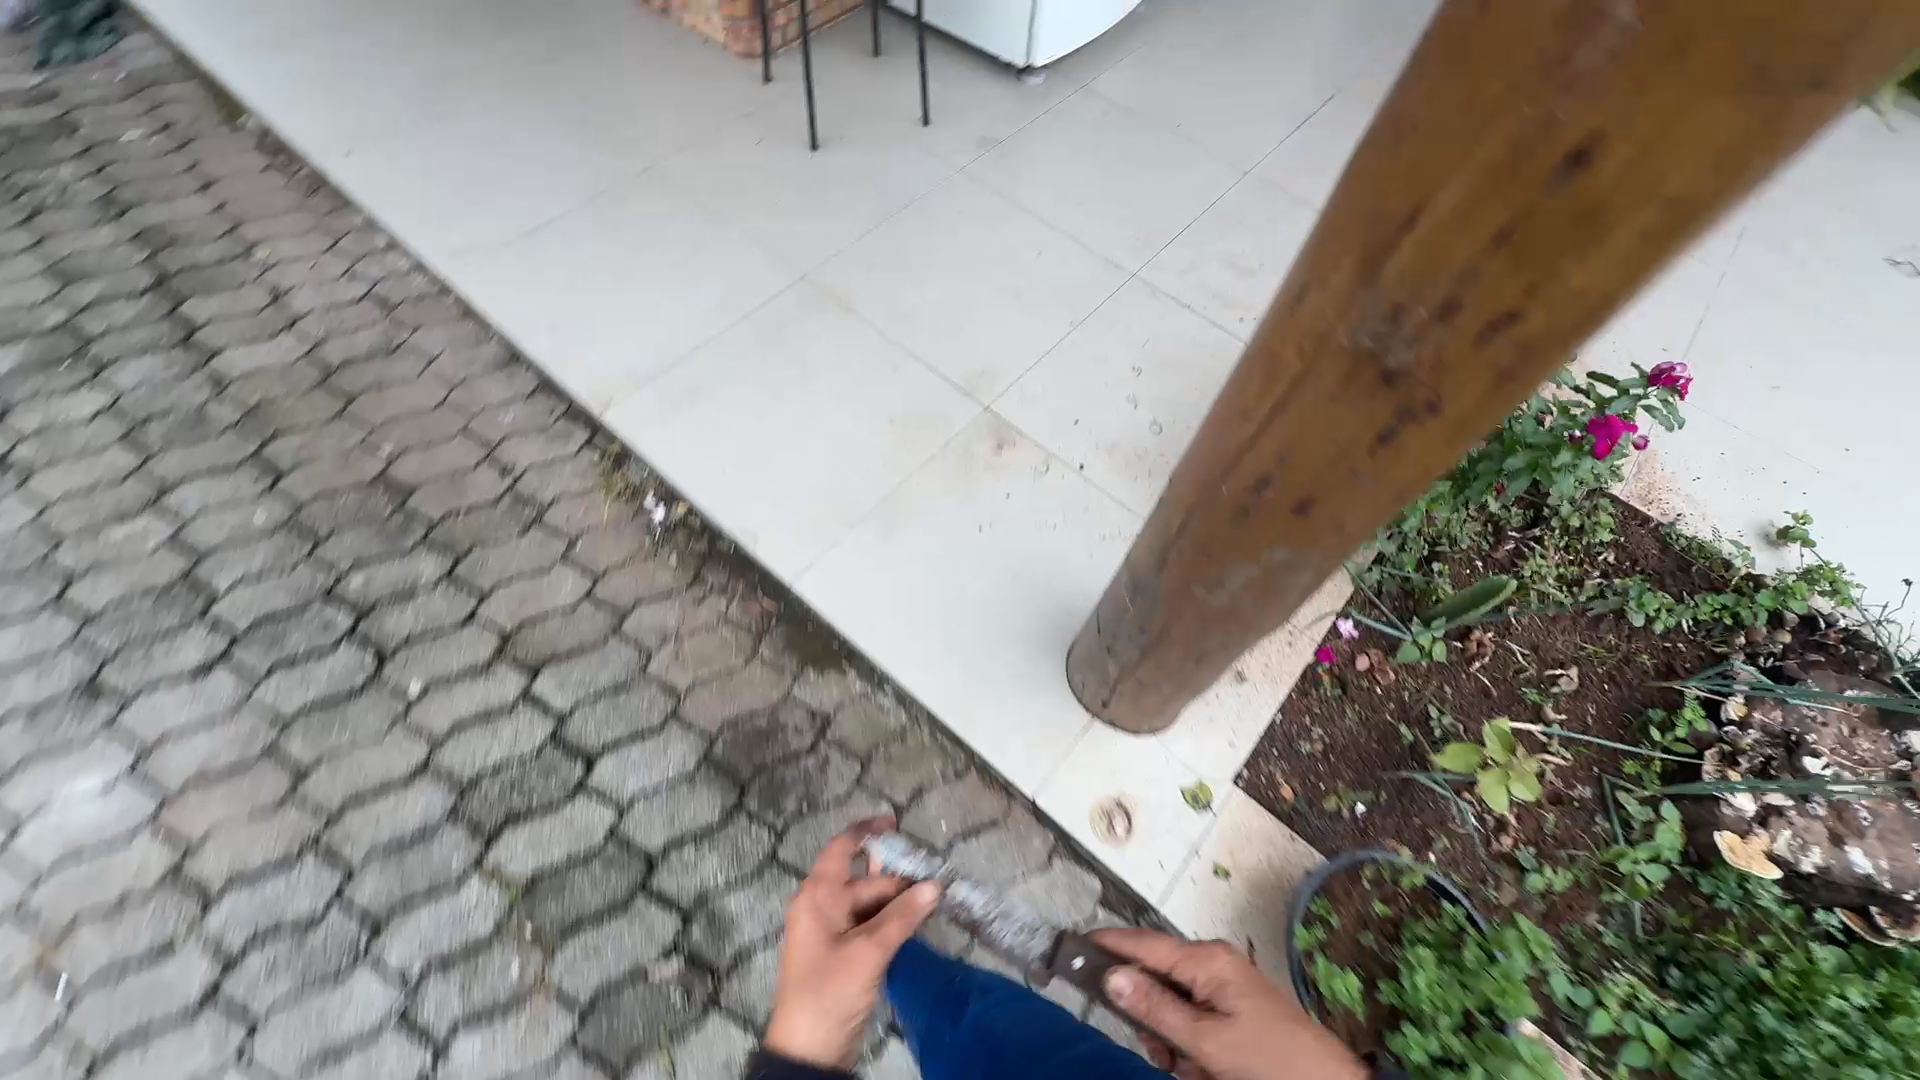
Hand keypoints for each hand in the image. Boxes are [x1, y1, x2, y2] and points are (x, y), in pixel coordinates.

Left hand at [764, 818, 940, 1069]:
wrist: (807, 1051)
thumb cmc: (830, 991)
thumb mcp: (869, 951)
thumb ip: (902, 915)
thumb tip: (935, 885)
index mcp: (817, 895)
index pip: (842, 848)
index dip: (867, 831)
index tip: (895, 822)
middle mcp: (820, 906)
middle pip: (864, 879)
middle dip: (897, 879)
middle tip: (935, 882)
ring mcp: (829, 931)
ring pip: (868, 903)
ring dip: (897, 902)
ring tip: (932, 901)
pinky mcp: (840, 953)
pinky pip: (867, 925)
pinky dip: (889, 921)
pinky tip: (915, 924)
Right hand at [1091, 928, 1367, 1079]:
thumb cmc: (1268, 1062)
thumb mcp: (1207, 1043)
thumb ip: (1155, 1008)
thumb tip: (1110, 973)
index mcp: (1205, 960)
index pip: (1143, 942)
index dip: (1107, 944)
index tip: (1069, 945)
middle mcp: (1211, 963)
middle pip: (1154, 979)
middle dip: (1150, 1019)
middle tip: (1162, 1057)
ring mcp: (1224, 985)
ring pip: (1171, 1006)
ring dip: (1172, 1042)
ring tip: (1195, 1073)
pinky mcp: (1233, 1008)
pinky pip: (1193, 1020)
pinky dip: (1191, 1047)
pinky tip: (1207, 1072)